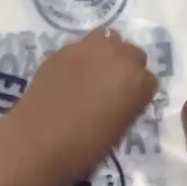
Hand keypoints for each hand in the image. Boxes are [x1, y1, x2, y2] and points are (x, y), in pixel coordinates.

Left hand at [3, 28, 158, 181]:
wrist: (37, 140)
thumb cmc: (83, 147)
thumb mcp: (119, 130)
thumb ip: (128, 105)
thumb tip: (123, 97)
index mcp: (137, 81)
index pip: (150, 80)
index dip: (139, 93)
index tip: (128, 104)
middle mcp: (117, 57)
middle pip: (133, 54)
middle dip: (127, 68)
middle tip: (112, 87)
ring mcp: (88, 48)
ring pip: (108, 38)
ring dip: (107, 52)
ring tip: (95, 72)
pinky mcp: (63, 49)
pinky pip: (81, 46)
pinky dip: (82, 57)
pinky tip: (71, 75)